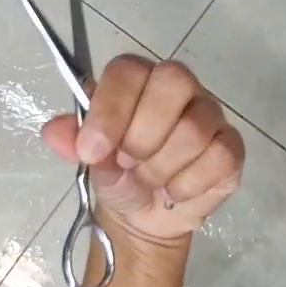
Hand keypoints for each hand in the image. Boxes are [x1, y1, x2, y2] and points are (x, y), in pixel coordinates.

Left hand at [41, 57, 243, 243]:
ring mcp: (209, 113)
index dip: (110, 109)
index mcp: (136, 79)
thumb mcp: (88, 161)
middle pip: (172, 83)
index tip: (92, 150)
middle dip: (142, 136)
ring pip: (194, 128)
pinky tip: (172, 192)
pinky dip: (188, 184)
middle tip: (126, 163)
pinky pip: (218, 156)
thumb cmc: (115, 174)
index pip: (127, 71)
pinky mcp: (231, 146)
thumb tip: (54, 132)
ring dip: (161, 167)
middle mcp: (177, 86)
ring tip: (148, 181)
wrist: (142, 215)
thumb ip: (72, 141)